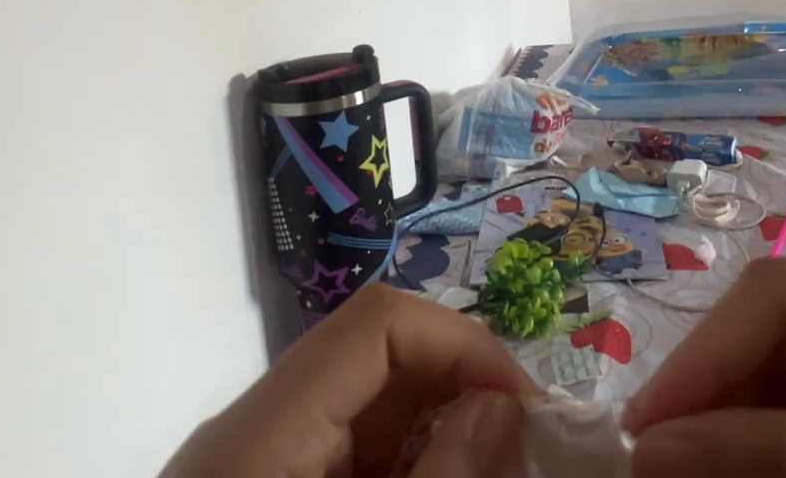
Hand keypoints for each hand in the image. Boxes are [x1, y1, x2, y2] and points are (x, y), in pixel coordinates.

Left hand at [162, 284, 534, 477]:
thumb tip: (504, 407)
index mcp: (263, 429)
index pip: (376, 322)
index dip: (460, 342)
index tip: (523, 405)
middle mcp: (260, 425)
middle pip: (376, 352)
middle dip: (461, 382)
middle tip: (524, 442)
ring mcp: (264, 457)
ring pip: (371, 398)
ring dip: (443, 421)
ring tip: (499, 462)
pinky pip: (356, 445)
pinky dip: (411, 456)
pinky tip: (449, 474)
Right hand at [623, 247, 785, 477]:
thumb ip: (780, 453)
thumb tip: (654, 447)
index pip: (776, 297)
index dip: (701, 357)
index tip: (643, 431)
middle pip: (781, 340)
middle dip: (719, 402)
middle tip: (660, 466)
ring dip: (745, 434)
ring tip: (696, 474)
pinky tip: (753, 474)